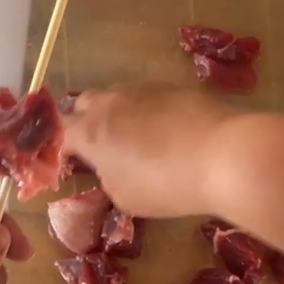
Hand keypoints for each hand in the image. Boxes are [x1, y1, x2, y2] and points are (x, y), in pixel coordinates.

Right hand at [62, 84, 240, 217]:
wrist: (223, 155)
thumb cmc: (166, 185)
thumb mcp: (125, 196)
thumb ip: (108, 177)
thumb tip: (110, 166)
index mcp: (90, 132)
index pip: (60, 132)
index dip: (62, 146)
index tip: (70, 161)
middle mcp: (110, 103)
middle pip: (84, 103)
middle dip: (85, 121)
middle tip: (99, 147)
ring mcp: (143, 90)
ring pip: (117, 97)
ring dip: (117, 115)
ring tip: (135, 140)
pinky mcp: (173, 88)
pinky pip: (148, 98)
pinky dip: (147, 113)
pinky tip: (166, 134)